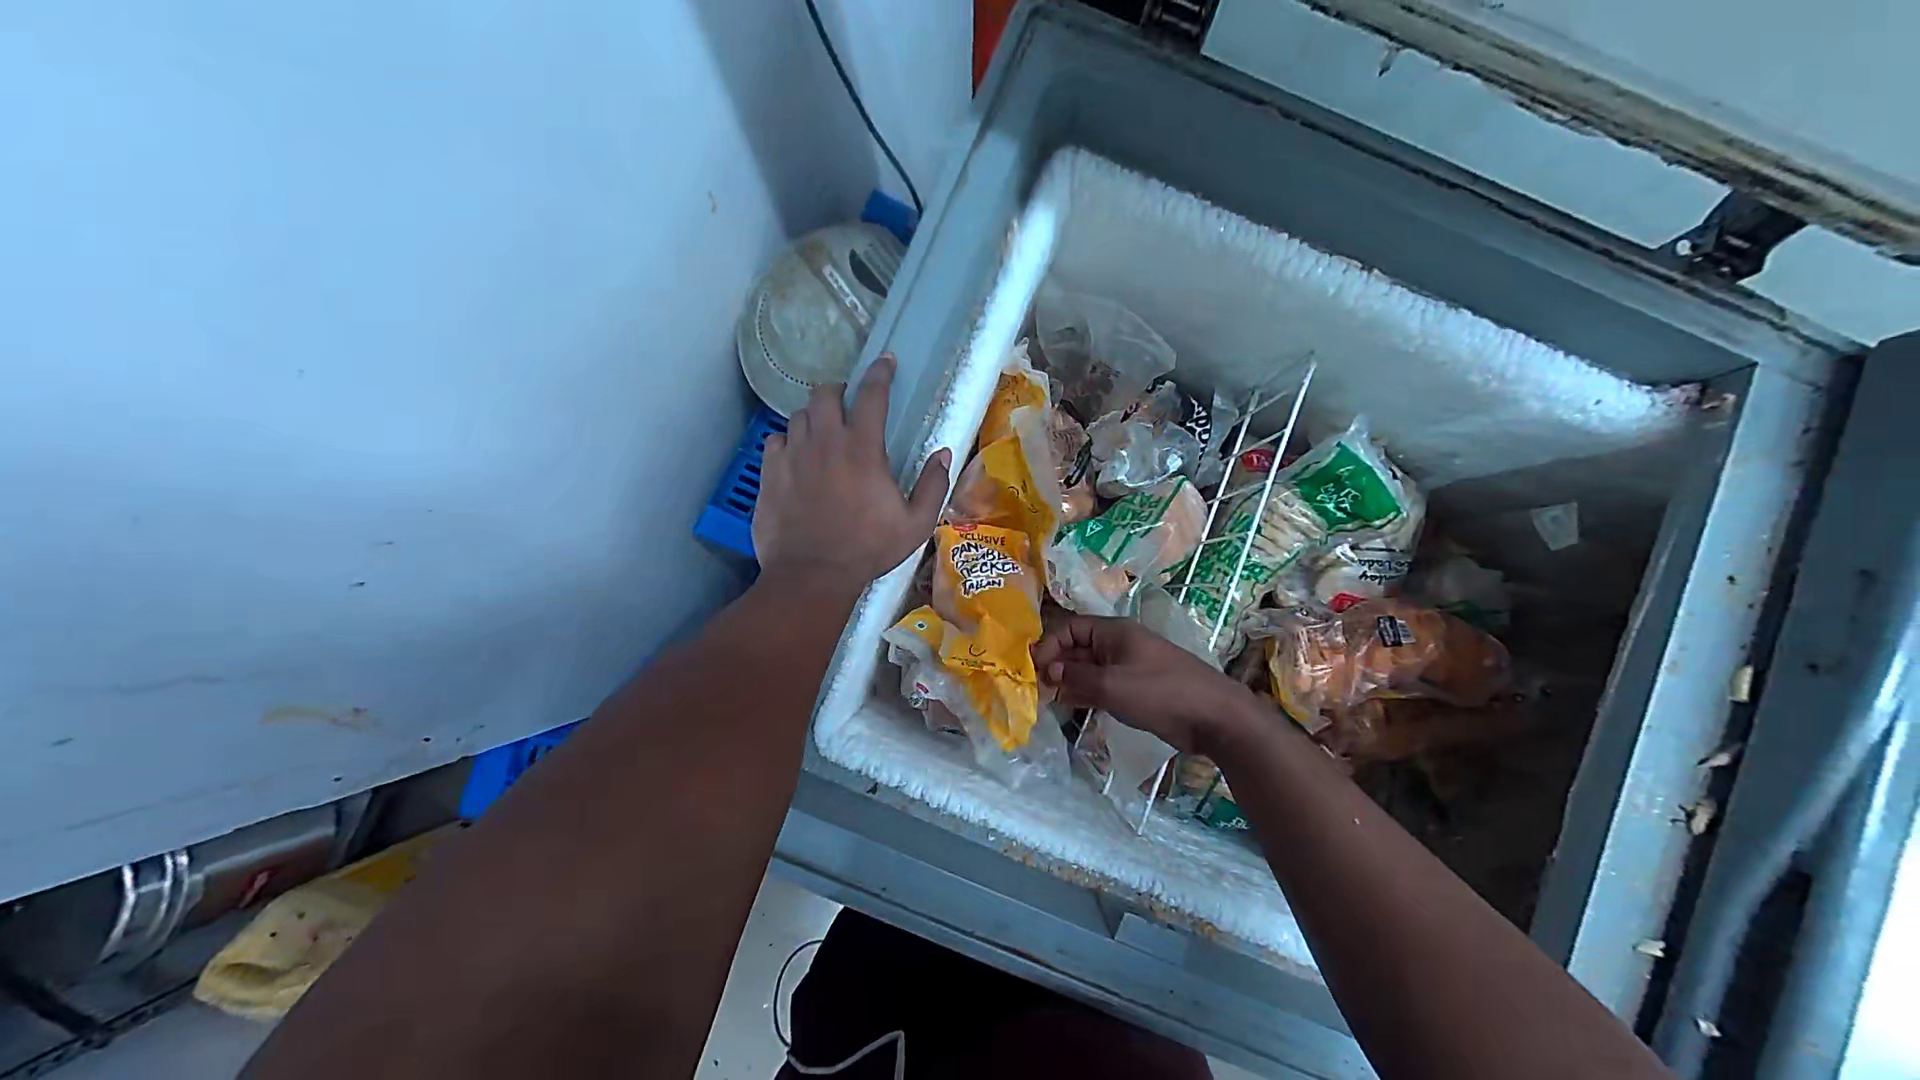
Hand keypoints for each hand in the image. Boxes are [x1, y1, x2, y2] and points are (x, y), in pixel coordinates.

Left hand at [753, 353, 951, 593]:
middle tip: (847, 406)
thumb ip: (933, 486)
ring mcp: (792, 455)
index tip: (885, 361)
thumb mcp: (915, 524)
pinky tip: (796, 458)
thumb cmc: (868, 549)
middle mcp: (825, 442)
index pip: (872, 394)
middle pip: (825, 393)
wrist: (811, 575)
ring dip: (814, 417)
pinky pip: (776, 440)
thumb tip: (943, 453)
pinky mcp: (769, 473)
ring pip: (799, 415)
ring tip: (823, 433)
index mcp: (863, 449)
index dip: (880, 372)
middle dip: (838, 391)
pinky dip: (788, 442)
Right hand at [1033, 615, 1257, 753]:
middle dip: (1055, 665)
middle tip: (1035, 688)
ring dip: (1068, 682)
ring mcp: (1128, 668)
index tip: (1034, 669)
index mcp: (1114, 633)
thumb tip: (1051, 673)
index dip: (1049, 645)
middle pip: (1077, 649)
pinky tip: (1068, 707)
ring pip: (1088, 670)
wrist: (1214, 717)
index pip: (1070, 628)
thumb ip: (1077, 678)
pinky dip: (1084, 694)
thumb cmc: (1161, 692)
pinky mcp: (1135, 690)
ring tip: (1045, 700)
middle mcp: (1118, 646)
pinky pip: (1101, 686)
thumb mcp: (1112, 685)